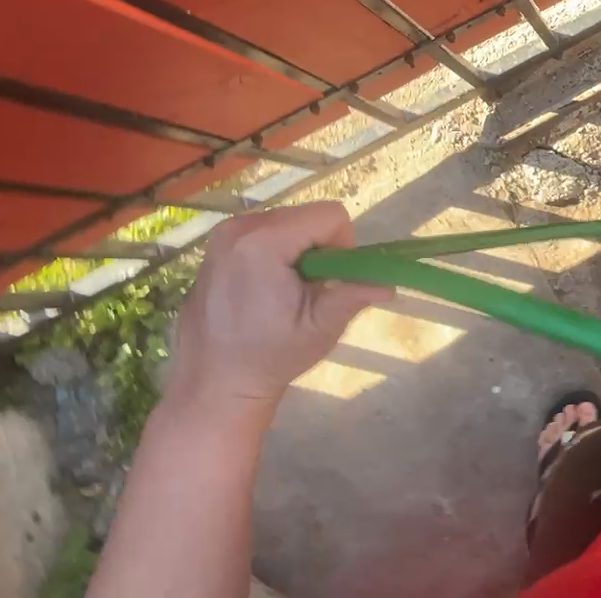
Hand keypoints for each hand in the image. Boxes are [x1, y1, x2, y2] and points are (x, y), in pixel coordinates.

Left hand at [161, 202, 393, 421]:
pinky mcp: (215, 248)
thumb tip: (389, 284)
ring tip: (288, 290)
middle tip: (310, 289)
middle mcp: (238, 229)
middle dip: (320, 246)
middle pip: (308, 216)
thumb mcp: (322, 327)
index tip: (330, 280)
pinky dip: (277, 252)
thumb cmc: (270, 356)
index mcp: (263, 242)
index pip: (330, 215)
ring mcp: (222, 237)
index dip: (343, 244)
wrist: (211, 385)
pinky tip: (265, 289)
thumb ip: (356, 295)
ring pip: (289, 222)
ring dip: (300, 249)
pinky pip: (265, 233)